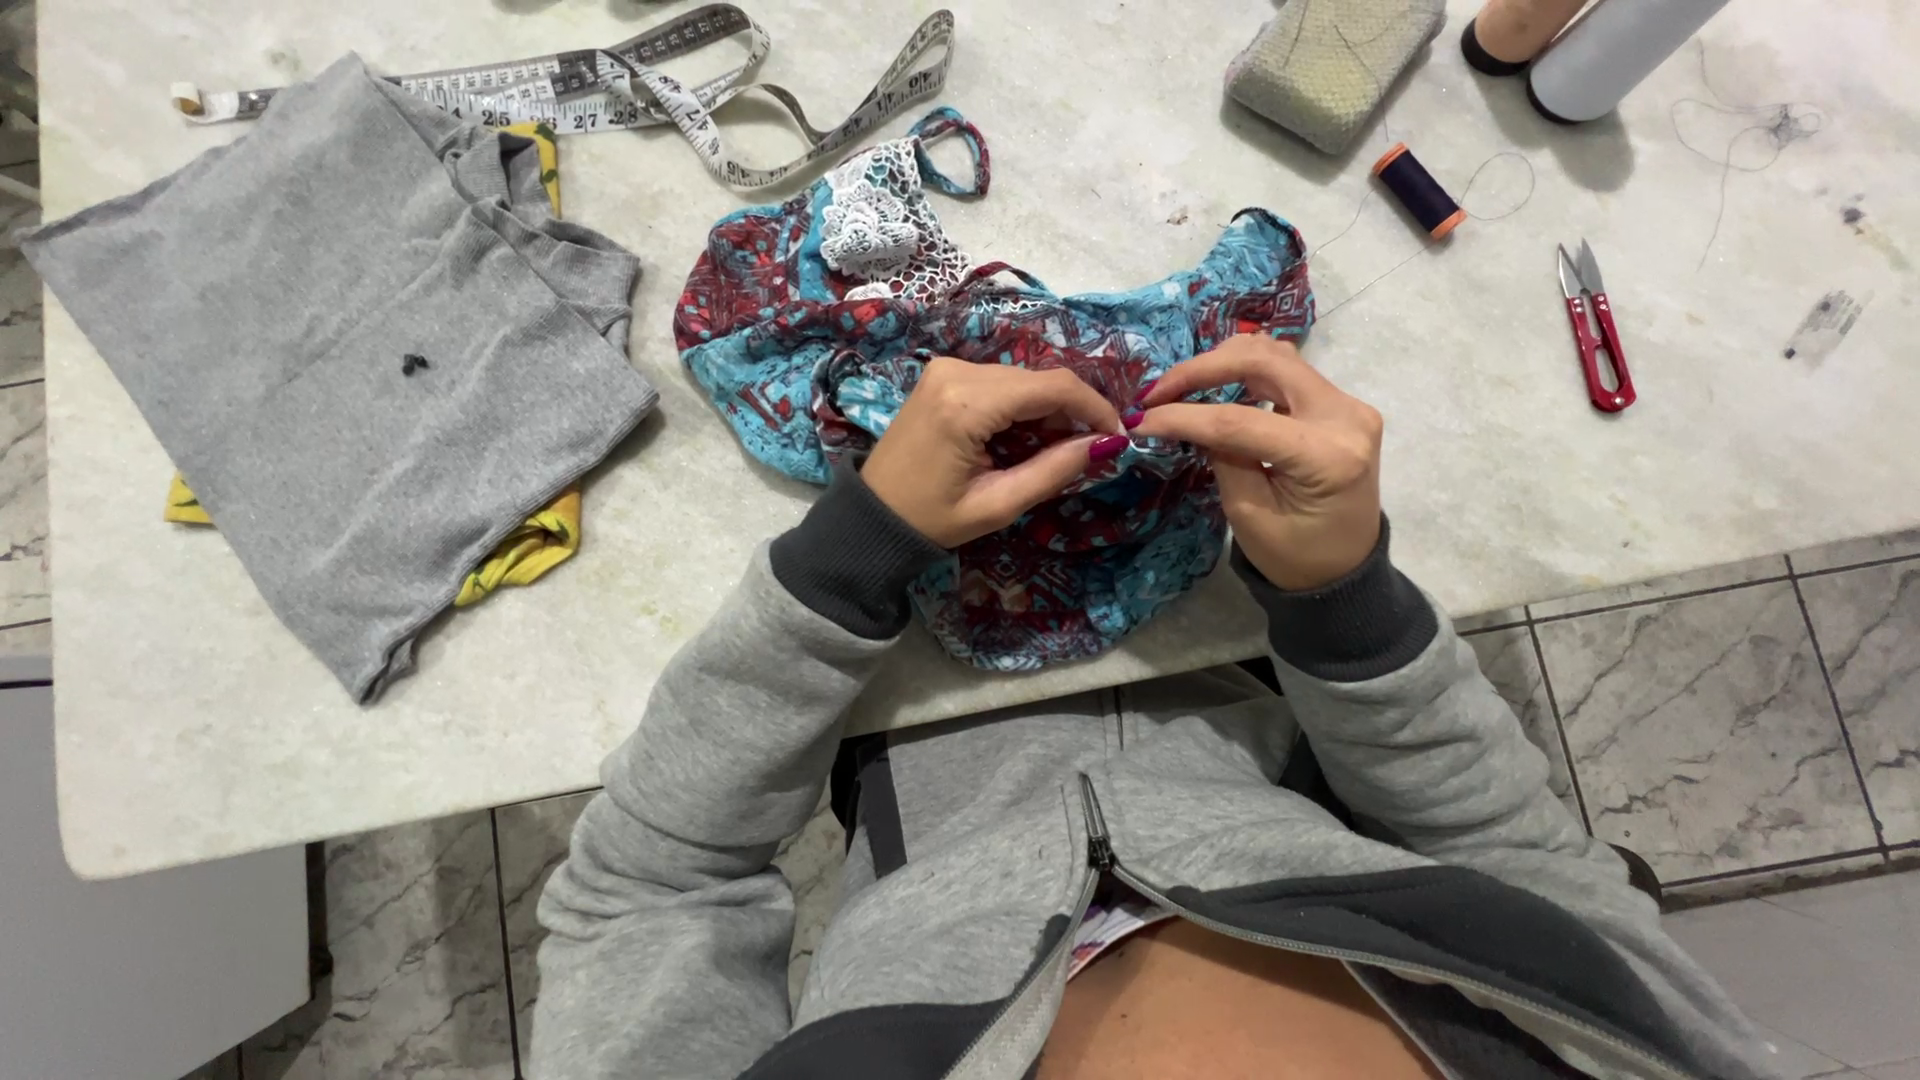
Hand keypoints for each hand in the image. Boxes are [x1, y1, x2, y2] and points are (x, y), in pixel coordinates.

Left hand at [862, 358, 1124, 547]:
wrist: (872, 516)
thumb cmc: (931, 519)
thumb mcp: (998, 504)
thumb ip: (1054, 470)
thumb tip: (1105, 443)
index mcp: (967, 403)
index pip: (1053, 387)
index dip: (1095, 407)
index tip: (1119, 435)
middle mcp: (957, 371)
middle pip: (1039, 380)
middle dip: (1071, 412)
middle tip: (1088, 451)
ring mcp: (947, 368)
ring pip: (1023, 379)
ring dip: (1047, 410)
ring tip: (1055, 451)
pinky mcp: (943, 375)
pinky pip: (1000, 383)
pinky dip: (1022, 407)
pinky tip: (1025, 439)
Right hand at [1133, 336, 1383, 590]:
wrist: (1345, 569)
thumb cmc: (1296, 556)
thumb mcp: (1248, 515)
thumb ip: (1223, 459)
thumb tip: (1185, 420)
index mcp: (1327, 457)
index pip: (1241, 420)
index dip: (1184, 416)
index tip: (1141, 421)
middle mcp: (1345, 416)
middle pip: (1264, 362)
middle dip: (1201, 369)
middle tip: (1156, 392)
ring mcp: (1346, 405)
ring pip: (1275, 356)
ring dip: (1221, 363)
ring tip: (1178, 387)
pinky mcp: (1337, 404)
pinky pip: (1285, 370)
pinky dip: (1242, 371)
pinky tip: (1211, 386)